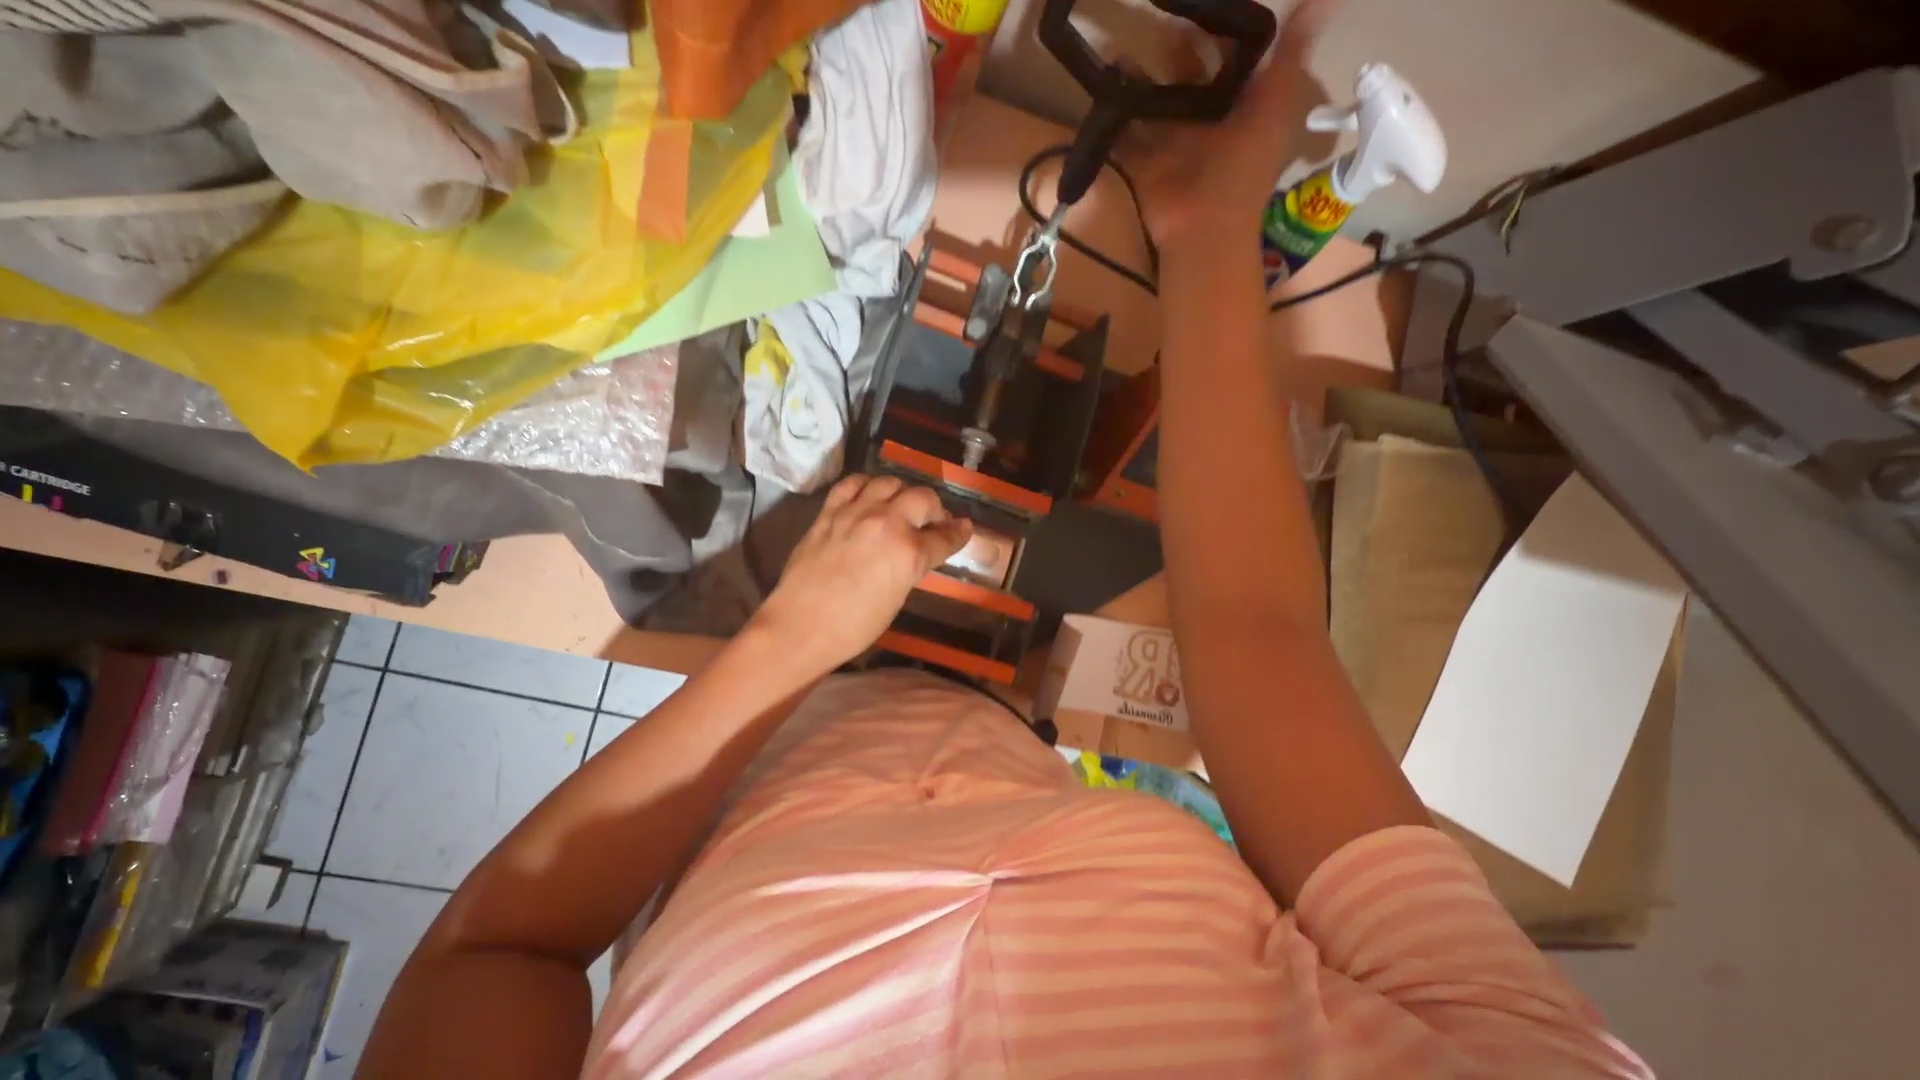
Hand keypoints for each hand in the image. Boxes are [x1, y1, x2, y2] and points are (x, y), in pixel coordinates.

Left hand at [750, 474, 972, 673]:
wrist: (801, 626)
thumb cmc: (854, 627)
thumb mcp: (897, 598)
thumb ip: (912, 568)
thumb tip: (920, 554)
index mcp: (909, 552)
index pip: (943, 538)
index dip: (958, 535)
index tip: (964, 530)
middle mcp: (886, 523)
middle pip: (922, 498)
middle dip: (934, 509)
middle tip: (932, 522)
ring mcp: (855, 513)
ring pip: (888, 482)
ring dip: (901, 492)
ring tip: (901, 505)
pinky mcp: (829, 512)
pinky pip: (851, 484)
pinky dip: (866, 486)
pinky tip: (868, 495)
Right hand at [1124, 0, 1336, 249]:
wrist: (1204, 227)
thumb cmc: (1245, 166)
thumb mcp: (1277, 104)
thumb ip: (1292, 53)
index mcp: (1243, 107)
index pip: (1234, 60)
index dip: (1225, 31)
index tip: (1210, 4)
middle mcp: (1208, 121)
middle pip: (1190, 77)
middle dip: (1175, 50)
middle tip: (1161, 15)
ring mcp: (1173, 143)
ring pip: (1155, 101)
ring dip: (1138, 78)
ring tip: (1117, 47)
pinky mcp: (1144, 162)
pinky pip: (1124, 134)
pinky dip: (1111, 115)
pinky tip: (1101, 85)